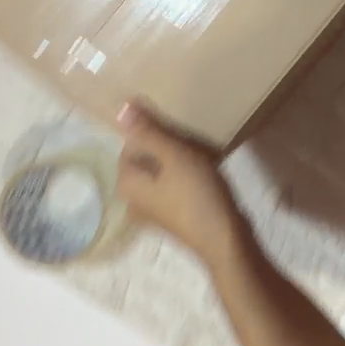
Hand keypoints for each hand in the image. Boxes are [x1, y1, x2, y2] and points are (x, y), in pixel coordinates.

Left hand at [116, 100, 247, 269]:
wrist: (223, 238)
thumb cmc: (197, 194)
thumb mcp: (175, 157)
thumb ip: (150, 133)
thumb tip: (121, 107)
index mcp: (127, 183)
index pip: (131, 146)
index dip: (153, 133)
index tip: (179, 128)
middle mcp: (132, 199)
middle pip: (146, 161)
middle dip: (166, 147)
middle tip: (193, 138)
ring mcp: (152, 211)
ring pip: (161, 175)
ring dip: (178, 162)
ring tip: (202, 153)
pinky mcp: (172, 217)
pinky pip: (173, 188)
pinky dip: (186, 178)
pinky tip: (206, 175)